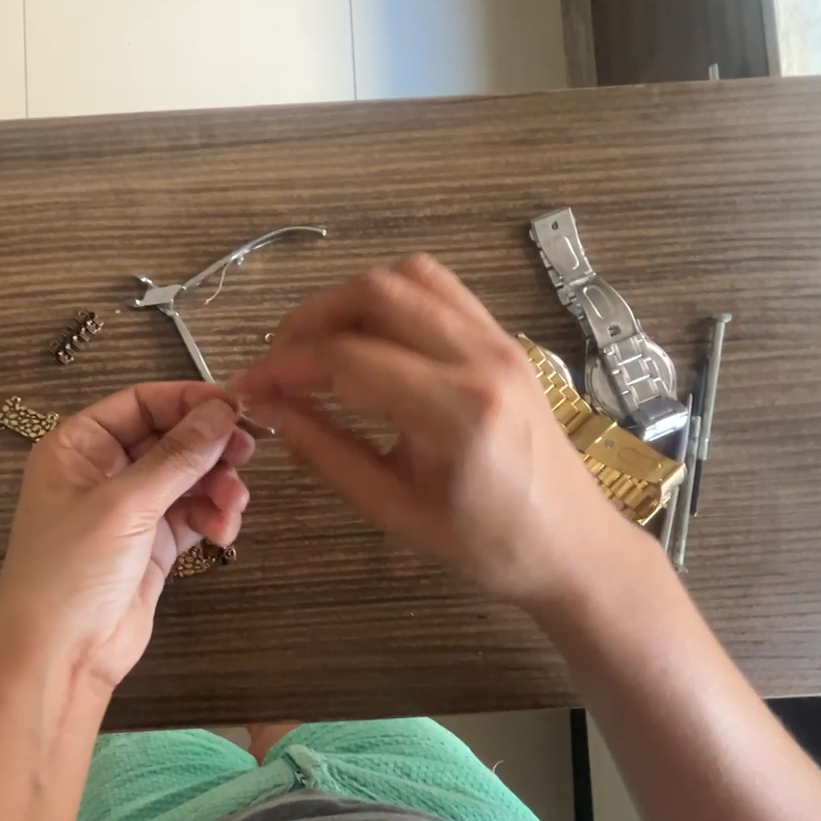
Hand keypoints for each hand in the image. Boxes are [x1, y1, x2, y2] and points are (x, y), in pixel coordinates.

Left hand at [0, 383, 255, 690]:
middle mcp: (101, 471)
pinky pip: (190, 515)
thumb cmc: (72, 570)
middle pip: (168, 440)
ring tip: (234, 506)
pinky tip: (224, 531)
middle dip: (208, 448)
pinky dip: (210, 517)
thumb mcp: (124, 505)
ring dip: (215, 487)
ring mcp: (128, 510)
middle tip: (248, 453)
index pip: (139, 404)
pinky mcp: (151, 545)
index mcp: (77, 446)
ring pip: (185, 479)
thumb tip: (223, 409)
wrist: (59, 657)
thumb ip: (177, 456)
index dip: (187, 401)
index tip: (236, 406)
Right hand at [235, 253, 641, 608]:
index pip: (347, 358)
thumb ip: (323, 451)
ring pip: (407, 277)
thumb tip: (268, 410)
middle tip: (278, 363)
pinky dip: (387, 300)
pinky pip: (437, 289)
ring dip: (347, 301)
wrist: (572, 543)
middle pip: (376, 293)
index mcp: (455, 410)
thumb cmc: (484, 542)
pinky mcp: (504, 337)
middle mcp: (482, 357)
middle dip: (309, 320)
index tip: (248, 387)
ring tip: (315, 346)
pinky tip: (364, 340)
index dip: (284, 366)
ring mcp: (499, 339)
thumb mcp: (390, 507)